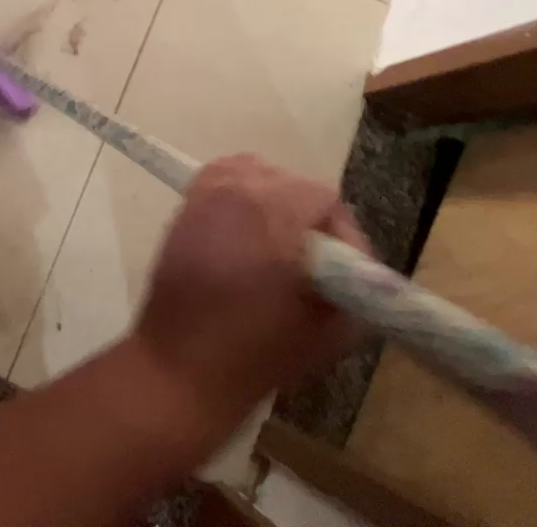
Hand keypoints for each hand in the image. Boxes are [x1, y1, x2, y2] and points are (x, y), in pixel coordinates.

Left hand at [132, 154, 371, 418]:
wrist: (181, 365)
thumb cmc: (258, 352)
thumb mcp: (329, 330)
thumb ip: (354, 289)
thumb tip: (355, 267)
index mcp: (273, 216)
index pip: (324, 197)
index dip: (343, 231)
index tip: (346, 268)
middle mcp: (236, 192)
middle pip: (289, 182)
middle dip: (310, 216)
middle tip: (318, 260)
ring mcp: (204, 197)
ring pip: (252, 172)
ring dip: (274, 198)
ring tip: (282, 240)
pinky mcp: (183, 209)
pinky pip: (218, 177)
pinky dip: (238, 191)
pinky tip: (247, 227)